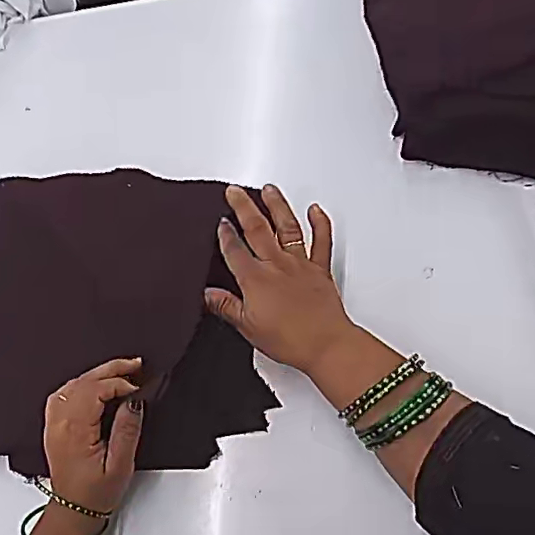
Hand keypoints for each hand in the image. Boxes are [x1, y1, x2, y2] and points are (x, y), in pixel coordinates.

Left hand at [43, 357, 145, 516]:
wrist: (74, 510)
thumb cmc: (95, 493)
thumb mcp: (120, 465)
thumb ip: (127, 430)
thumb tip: (134, 402)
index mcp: (75, 431)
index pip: (94, 391)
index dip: (118, 383)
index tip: (137, 387)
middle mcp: (60, 424)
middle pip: (82, 382)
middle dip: (110, 370)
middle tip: (134, 364)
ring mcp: (54, 424)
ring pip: (71, 385)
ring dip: (95, 374)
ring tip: (119, 370)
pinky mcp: (54, 426)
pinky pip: (62, 395)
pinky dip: (79, 384)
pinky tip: (93, 384)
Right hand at [203, 184, 355, 372]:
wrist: (326, 344)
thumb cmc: (290, 340)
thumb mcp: (248, 327)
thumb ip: (227, 307)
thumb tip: (208, 296)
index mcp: (255, 279)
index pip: (235, 250)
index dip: (225, 235)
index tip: (221, 223)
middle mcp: (277, 265)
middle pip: (257, 228)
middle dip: (243, 207)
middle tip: (234, 192)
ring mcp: (300, 264)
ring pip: (287, 226)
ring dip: (277, 205)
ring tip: (269, 190)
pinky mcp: (320, 270)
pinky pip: (321, 241)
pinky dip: (319, 223)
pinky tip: (315, 210)